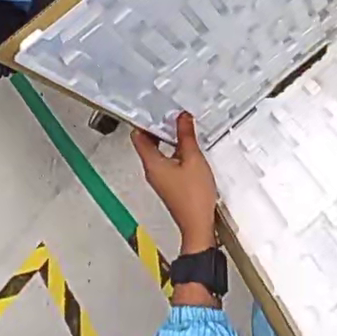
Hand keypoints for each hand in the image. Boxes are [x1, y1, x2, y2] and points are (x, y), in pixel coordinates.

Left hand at [131, 113, 217, 254]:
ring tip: (178, 127)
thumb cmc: (194, 198)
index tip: (154, 110)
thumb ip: (186, 136)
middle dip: (156, 128)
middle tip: (168, 115)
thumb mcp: (193, 159)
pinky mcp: (168, 184)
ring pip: (156, 153)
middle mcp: (151, 171)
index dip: (144, 121)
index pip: (138, 136)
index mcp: (152, 163)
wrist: (198, 225)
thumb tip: (182, 118)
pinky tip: (185, 148)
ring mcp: (159, 178)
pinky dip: (172, 151)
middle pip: (146, 143)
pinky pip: (165, 162)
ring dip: (165, 139)